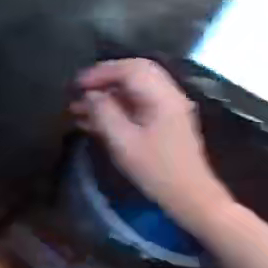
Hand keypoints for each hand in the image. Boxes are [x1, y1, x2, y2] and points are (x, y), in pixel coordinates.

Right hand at [72, 59, 233, 228]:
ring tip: (79, 108)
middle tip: (79, 90)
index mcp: (162, 96)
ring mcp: (169, 108)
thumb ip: (104, 113)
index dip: (100, 72)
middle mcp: (169, 95)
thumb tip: (90, 95)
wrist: (191, 198)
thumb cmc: (157, 171)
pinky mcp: (166, 122)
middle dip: (104, 79)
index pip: (129, 69)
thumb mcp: (123, 143)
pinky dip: (117, 107)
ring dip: (108, 94)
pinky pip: (139, 104)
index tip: (77, 85)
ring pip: (135, 88)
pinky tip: (95, 120)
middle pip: (134, 72)